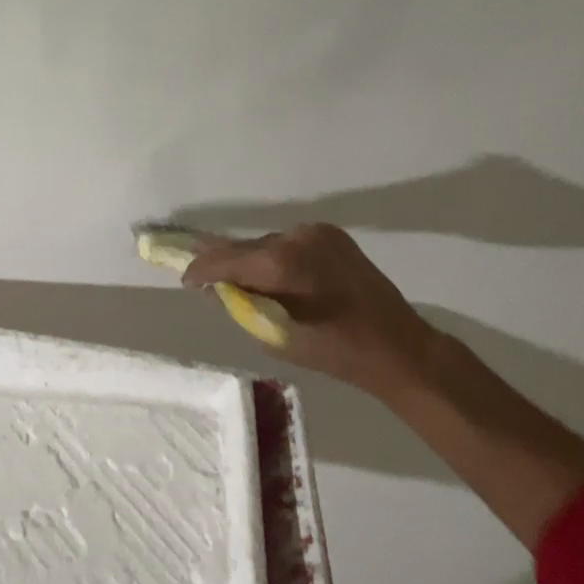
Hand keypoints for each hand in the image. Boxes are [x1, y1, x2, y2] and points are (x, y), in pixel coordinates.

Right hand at [182, 223, 446, 398]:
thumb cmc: (335, 351)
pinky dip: (275, 258)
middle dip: (223, 263)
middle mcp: (296, 237)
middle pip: (244, 247)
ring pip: (266, 244)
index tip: (184, 280)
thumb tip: (215, 290)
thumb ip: (241, 305)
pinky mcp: (333, 235)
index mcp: (281, 262)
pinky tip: (274, 277)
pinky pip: (289, 243)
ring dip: (252, 261)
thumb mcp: (276, 335)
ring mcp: (317, 232)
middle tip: (203, 279)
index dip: (200, 269)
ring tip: (242, 282)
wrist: (399, 346)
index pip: (225, 258)